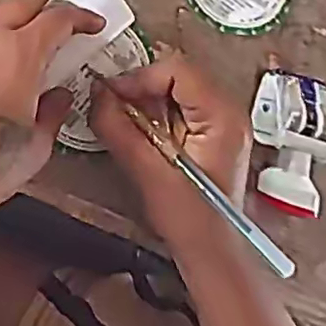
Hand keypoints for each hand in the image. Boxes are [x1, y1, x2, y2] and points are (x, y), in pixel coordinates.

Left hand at [0, 0, 102, 222]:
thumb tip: (57, 96)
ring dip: (17, 22)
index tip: (92, 24)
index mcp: (19, 52)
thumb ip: (53, 111)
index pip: (58, 16)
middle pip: (24, 1)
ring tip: (29, 51)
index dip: (80, 17)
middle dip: (47, 10)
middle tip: (63, 31)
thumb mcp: (35, 145)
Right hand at [89, 51, 251, 239]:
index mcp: (222, 116)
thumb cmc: (190, 220)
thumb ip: (118, 128)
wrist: (214, 256)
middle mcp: (228, 110)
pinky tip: (141, 130)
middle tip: (114, 104)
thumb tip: (97, 93)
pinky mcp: (212, 130)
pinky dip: (155, 110)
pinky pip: (179, 103)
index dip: (139, 77)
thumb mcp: (147, 172)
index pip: (177, 69)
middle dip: (140, 86)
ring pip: (175, 86)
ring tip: (124, 119)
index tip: (112, 93)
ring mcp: (223, 120)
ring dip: (145, 98)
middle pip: (177, 73)